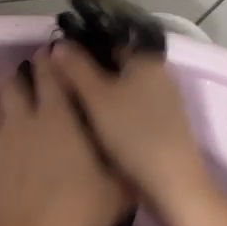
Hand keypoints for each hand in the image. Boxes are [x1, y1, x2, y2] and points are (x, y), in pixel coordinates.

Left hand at [0, 48, 132, 225]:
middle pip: (13, 81)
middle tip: (28, 77)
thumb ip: (122, 166)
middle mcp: (23, 117)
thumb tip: (132, 155)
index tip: (52, 57)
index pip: (51, 74)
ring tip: (4, 97)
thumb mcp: (117, 191)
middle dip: (20, 74)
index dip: (50, 61)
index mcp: (60, 116)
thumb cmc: (77, 213)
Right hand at [48, 42, 211, 213]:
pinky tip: (94, 129)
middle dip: (88, 77)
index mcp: (147, 58)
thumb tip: (58, 44)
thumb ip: (75, 68)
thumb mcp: (96, 97)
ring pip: (122, 90)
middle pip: (115, 67)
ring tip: (70, 111)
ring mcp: (164, 100)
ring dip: (99, 99)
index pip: (108, 43)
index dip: (80, 52)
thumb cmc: (132, 132)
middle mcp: (159, 73)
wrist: (170, 182)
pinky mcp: (163, 124)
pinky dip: (113, 114)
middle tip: (58, 91)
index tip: (56, 68)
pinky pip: (131, 109)